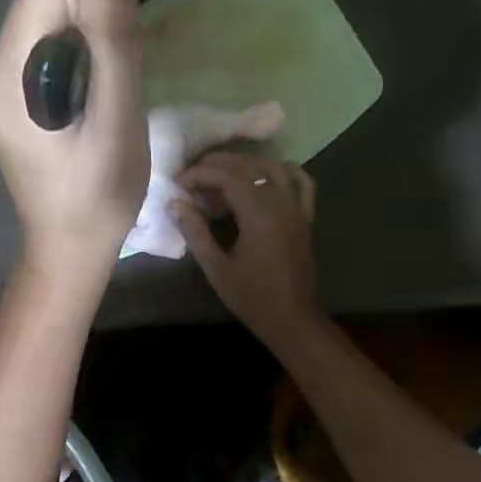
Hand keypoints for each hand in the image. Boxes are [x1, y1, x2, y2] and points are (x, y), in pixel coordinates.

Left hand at [0, 0, 148, 275]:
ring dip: (88, 42)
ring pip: (50, 20)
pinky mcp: (7, 96)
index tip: (116, 50)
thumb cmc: (99, 196)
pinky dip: (76, 60)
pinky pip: (46, 47)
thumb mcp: (117, 116)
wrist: (68, 249)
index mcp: (6, 76)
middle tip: (110, 85)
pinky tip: (87, 104)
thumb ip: (111, 31)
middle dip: (91, 21)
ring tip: (100, 100)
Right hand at [173, 151, 321, 342]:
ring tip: (221, 173)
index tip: (178, 182)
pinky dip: (283, 171)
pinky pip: (300, 181)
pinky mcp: (305, 217)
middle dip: (218, 164)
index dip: (200, 174)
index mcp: (259, 215)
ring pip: (274, 167)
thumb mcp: (216, 268)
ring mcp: (297, 208)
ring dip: (246, 163)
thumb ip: (196, 232)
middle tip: (192, 174)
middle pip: (250, 166)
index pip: (228, 176)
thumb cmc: (250, 297)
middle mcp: (281, 203)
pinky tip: (265, 174)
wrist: (292, 318)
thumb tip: (174, 204)